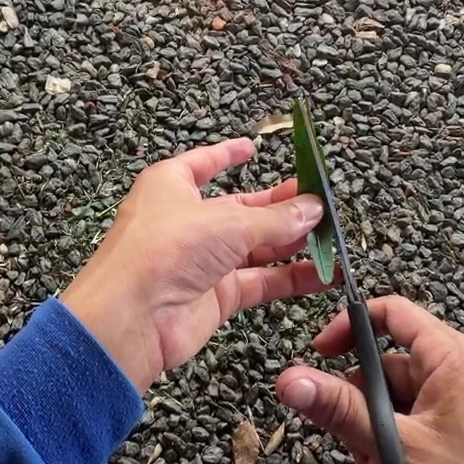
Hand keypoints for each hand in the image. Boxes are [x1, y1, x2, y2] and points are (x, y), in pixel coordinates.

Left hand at [61, 137, 327, 391]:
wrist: (132, 317)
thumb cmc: (162, 251)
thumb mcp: (226, 221)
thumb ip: (274, 218)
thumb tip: (311, 208)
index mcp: (171, 185)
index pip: (203, 163)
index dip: (227, 154)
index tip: (252, 147)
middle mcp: (185, 220)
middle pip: (239, 208)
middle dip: (278, 206)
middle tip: (317, 202)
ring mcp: (200, 260)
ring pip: (253, 246)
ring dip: (291, 242)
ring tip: (331, 237)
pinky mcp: (214, 295)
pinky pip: (259, 281)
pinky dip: (290, 278)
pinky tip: (323, 274)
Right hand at [274, 296, 463, 463]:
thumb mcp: (401, 451)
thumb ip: (341, 411)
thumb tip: (288, 380)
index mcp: (456, 358)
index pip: (392, 312)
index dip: (349, 326)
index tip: (318, 356)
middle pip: (394, 363)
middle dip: (362, 401)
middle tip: (347, 441)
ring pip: (410, 400)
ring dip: (382, 431)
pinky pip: (433, 423)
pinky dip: (408, 445)